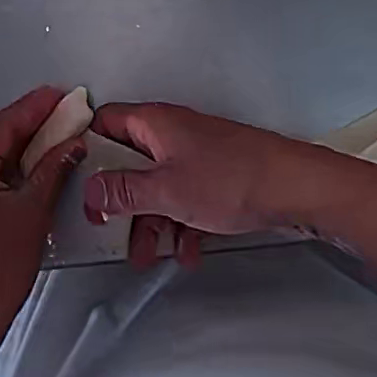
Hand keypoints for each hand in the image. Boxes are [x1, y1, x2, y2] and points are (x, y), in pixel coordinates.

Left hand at [0, 86, 87, 332]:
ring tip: (60, 131)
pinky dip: (19, 162)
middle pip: (0, 134)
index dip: (36, 107)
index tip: (59, 95)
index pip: (5, 125)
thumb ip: (53, 170)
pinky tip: (41, 158)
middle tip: (66, 110)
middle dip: (36, 123)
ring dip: (29, 142)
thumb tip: (71, 143)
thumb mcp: (32, 213)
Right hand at [82, 102, 338, 267]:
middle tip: (112, 229)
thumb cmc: (230, 179)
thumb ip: (124, 191)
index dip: (89, 150)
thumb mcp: (167, 191)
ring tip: (150, 254)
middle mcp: (169, 132)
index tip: (82, 183)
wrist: (293, 187)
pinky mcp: (212, 173)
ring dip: (150, 219)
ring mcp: (192, 152)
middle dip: (121, 199)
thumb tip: (92, 190)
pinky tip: (187, 251)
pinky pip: (182, 194)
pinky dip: (179, 221)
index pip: (105, 122)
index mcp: (152, 123)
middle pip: (129, 160)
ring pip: (156, 183)